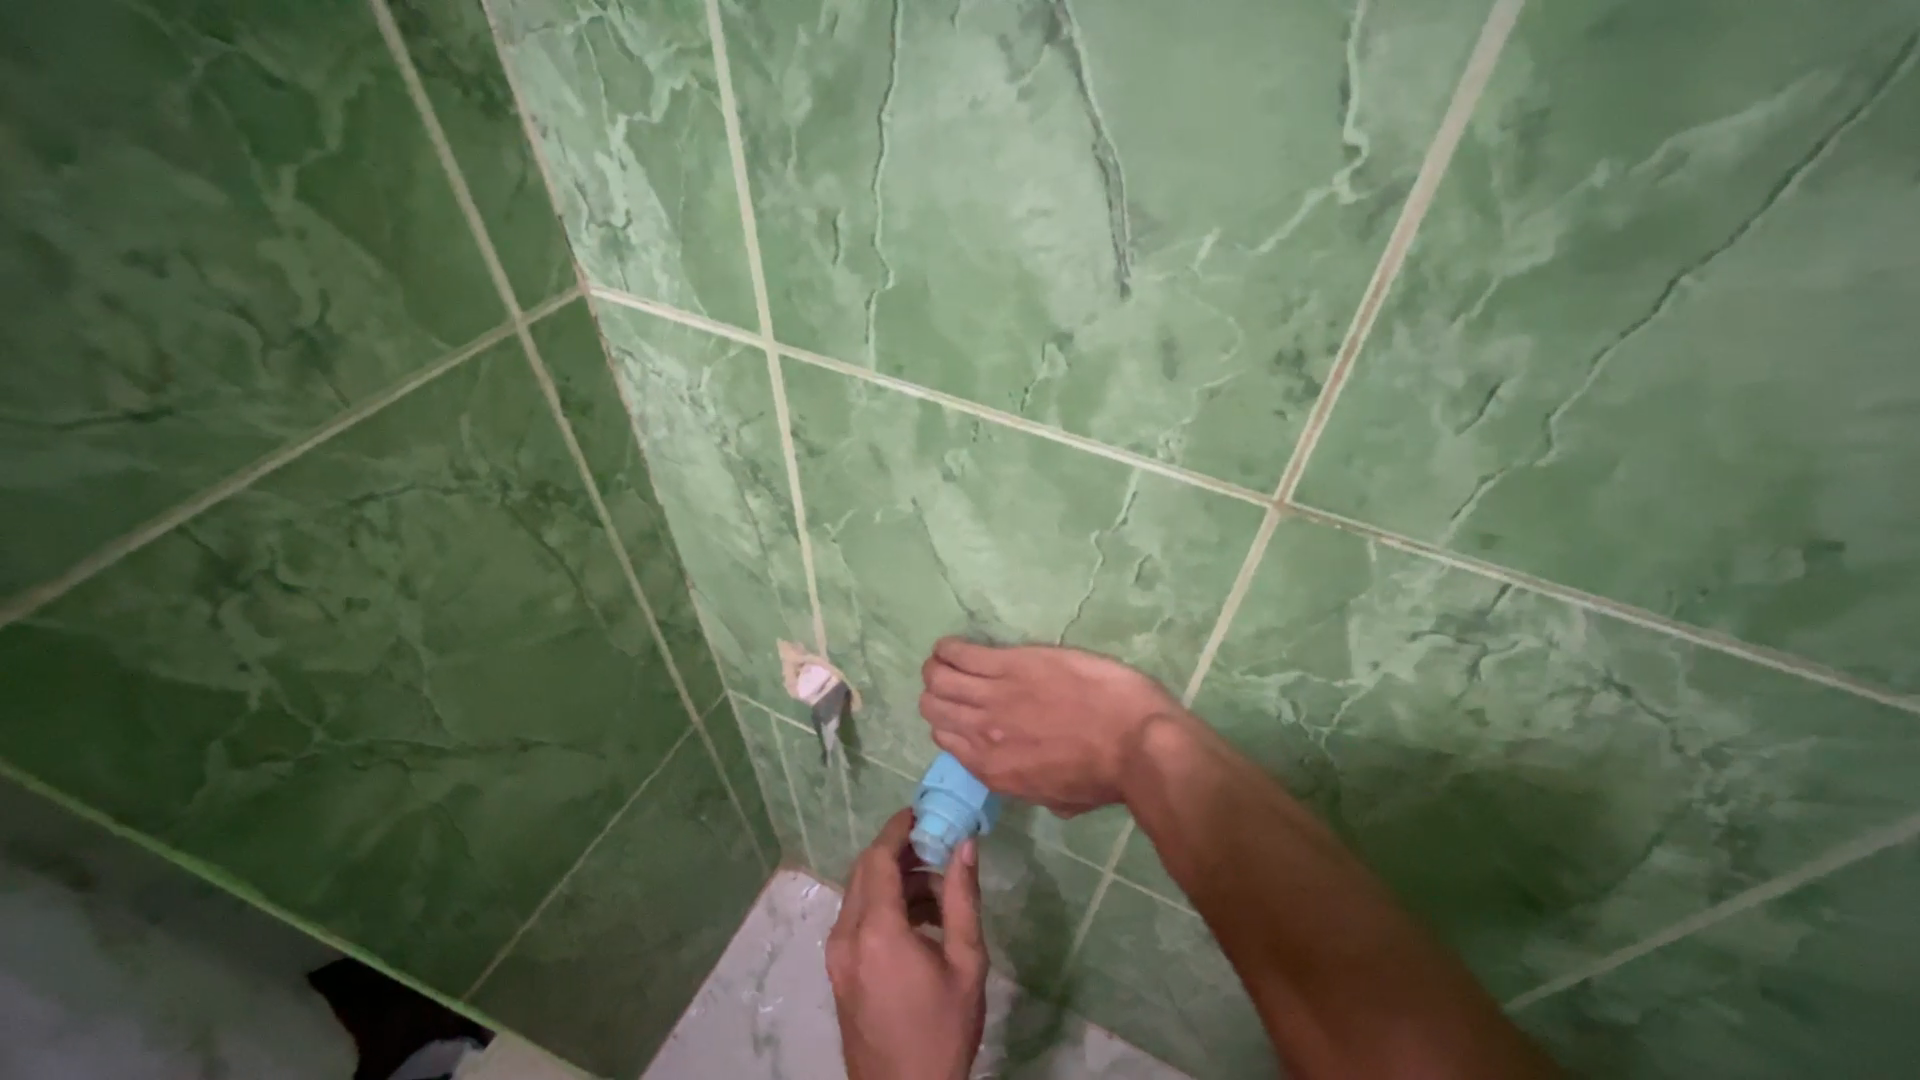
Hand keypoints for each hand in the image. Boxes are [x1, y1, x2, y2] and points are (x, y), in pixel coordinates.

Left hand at [828, 810, 987, 1079]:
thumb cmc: (944, 1029)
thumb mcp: (967, 964)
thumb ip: (964, 899)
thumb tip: (965, 844)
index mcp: (877, 931)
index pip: (879, 858)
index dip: (898, 829)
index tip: (922, 811)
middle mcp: (846, 935)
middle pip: (865, 871)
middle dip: (898, 851)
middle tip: (935, 844)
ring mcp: (836, 955)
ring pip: (859, 894)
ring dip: (892, 879)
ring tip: (938, 888)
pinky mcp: (838, 971)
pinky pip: (856, 919)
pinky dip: (883, 905)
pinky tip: (920, 920)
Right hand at [918, 638, 1184, 814]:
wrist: (1135, 742)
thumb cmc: (1108, 776)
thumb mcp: (1060, 800)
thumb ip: (1031, 785)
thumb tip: (1031, 774)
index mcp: (993, 770)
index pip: (946, 741)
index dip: (950, 725)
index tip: (962, 714)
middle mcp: (981, 733)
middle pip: (934, 708)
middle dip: (938, 695)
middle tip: (954, 682)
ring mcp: (992, 696)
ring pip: (938, 677)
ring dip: (938, 667)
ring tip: (949, 659)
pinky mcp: (1010, 663)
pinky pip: (960, 652)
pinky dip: (950, 647)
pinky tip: (953, 644)